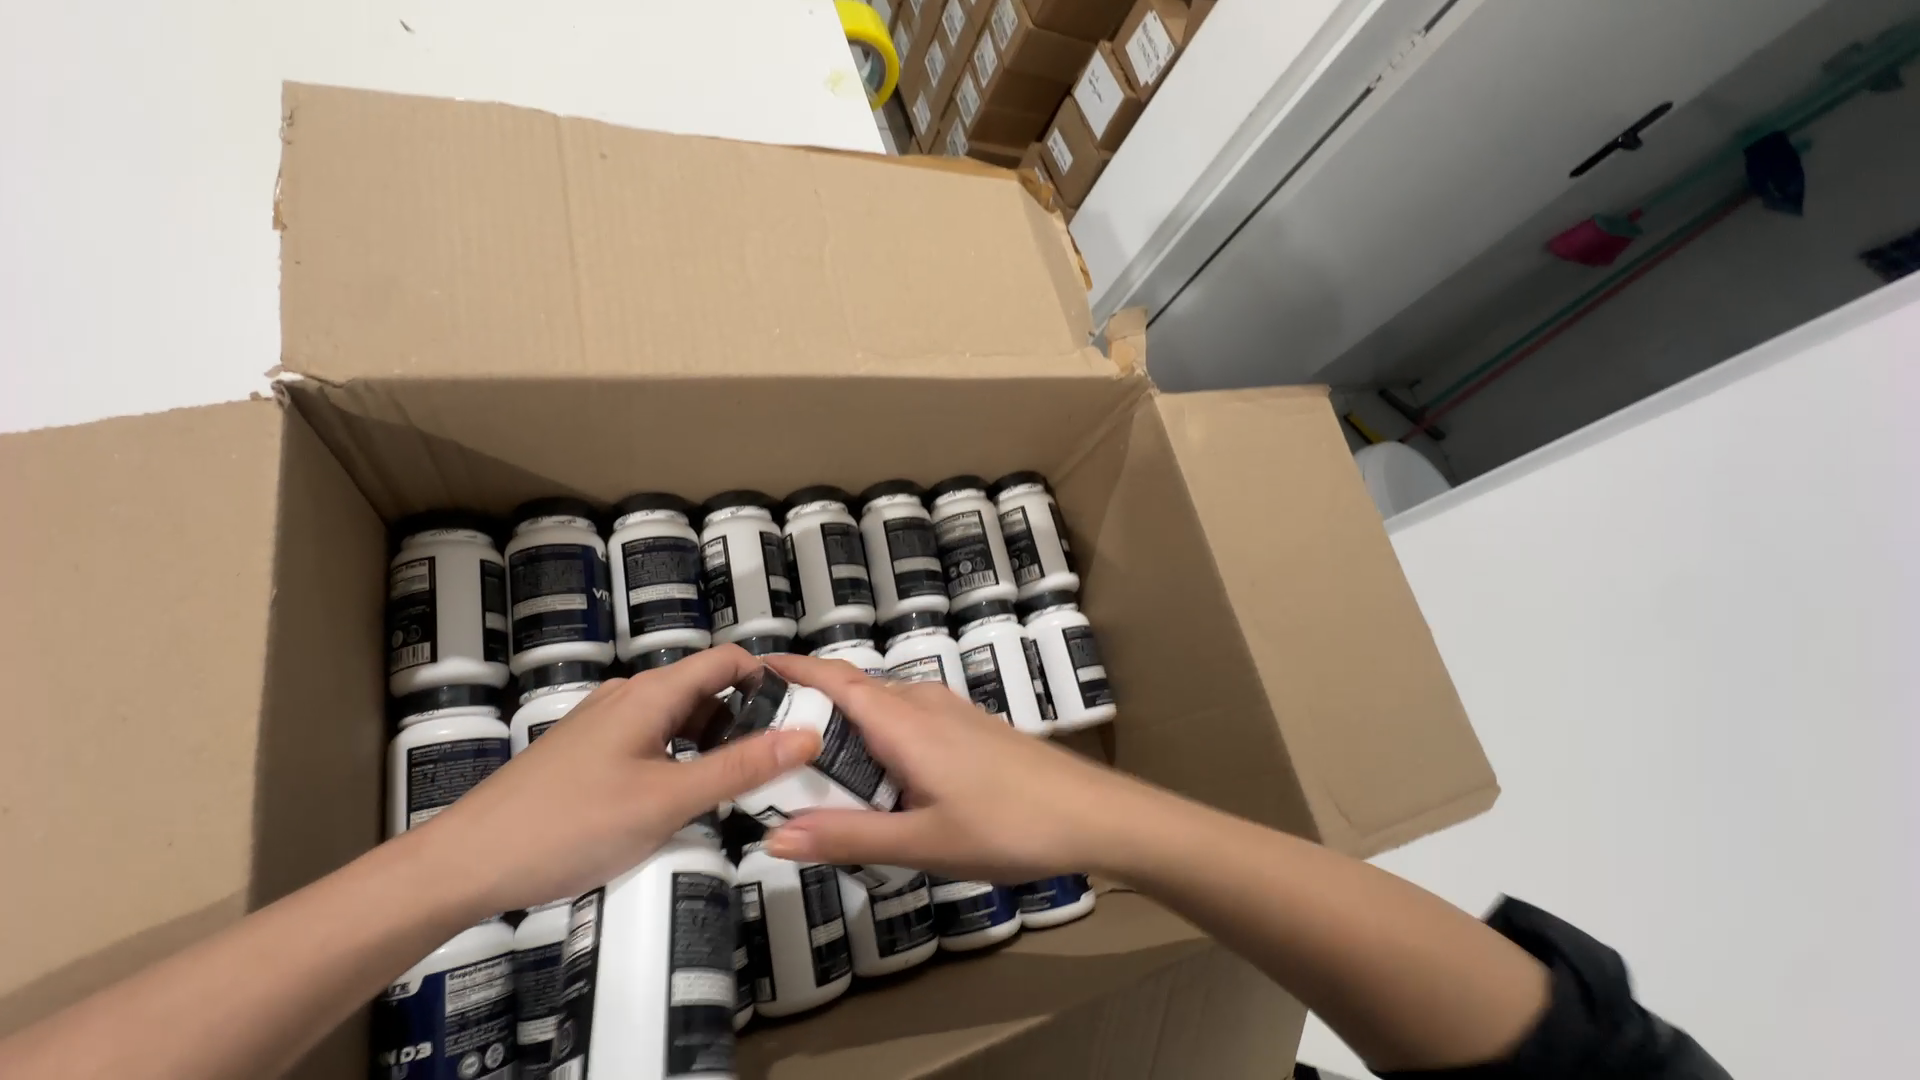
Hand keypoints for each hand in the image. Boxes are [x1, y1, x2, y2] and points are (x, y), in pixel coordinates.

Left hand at [409, 645, 820, 915]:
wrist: (463, 865)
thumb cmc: (572, 826)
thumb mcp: (669, 801)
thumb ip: (740, 768)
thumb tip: (807, 735)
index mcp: (652, 693)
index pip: (727, 661)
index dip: (769, 680)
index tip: (800, 718)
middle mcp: (628, 696)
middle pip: (704, 690)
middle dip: (745, 720)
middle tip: (776, 765)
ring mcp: (602, 724)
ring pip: (676, 719)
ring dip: (711, 744)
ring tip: (734, 788)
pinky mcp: (584, 753)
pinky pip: (649, 741)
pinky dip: (678, 759)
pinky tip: (678, 801)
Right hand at [759, 653, 1144, 881]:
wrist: (1092, 814)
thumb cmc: (1006, 826)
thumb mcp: (922, 843)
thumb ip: (848, 837)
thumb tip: (773, 837)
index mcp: (903, 721)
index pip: (835, 679)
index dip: (792, 668)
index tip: (748, 670)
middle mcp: (924, 703)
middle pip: (855, 688)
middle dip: (810, 701)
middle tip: (765, 733)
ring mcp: (952, 711)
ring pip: (884, 704)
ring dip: (846, 721)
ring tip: (811, 759)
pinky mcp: (971, 726)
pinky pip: (909, 717)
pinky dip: (878, 732)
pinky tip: (879, 774)